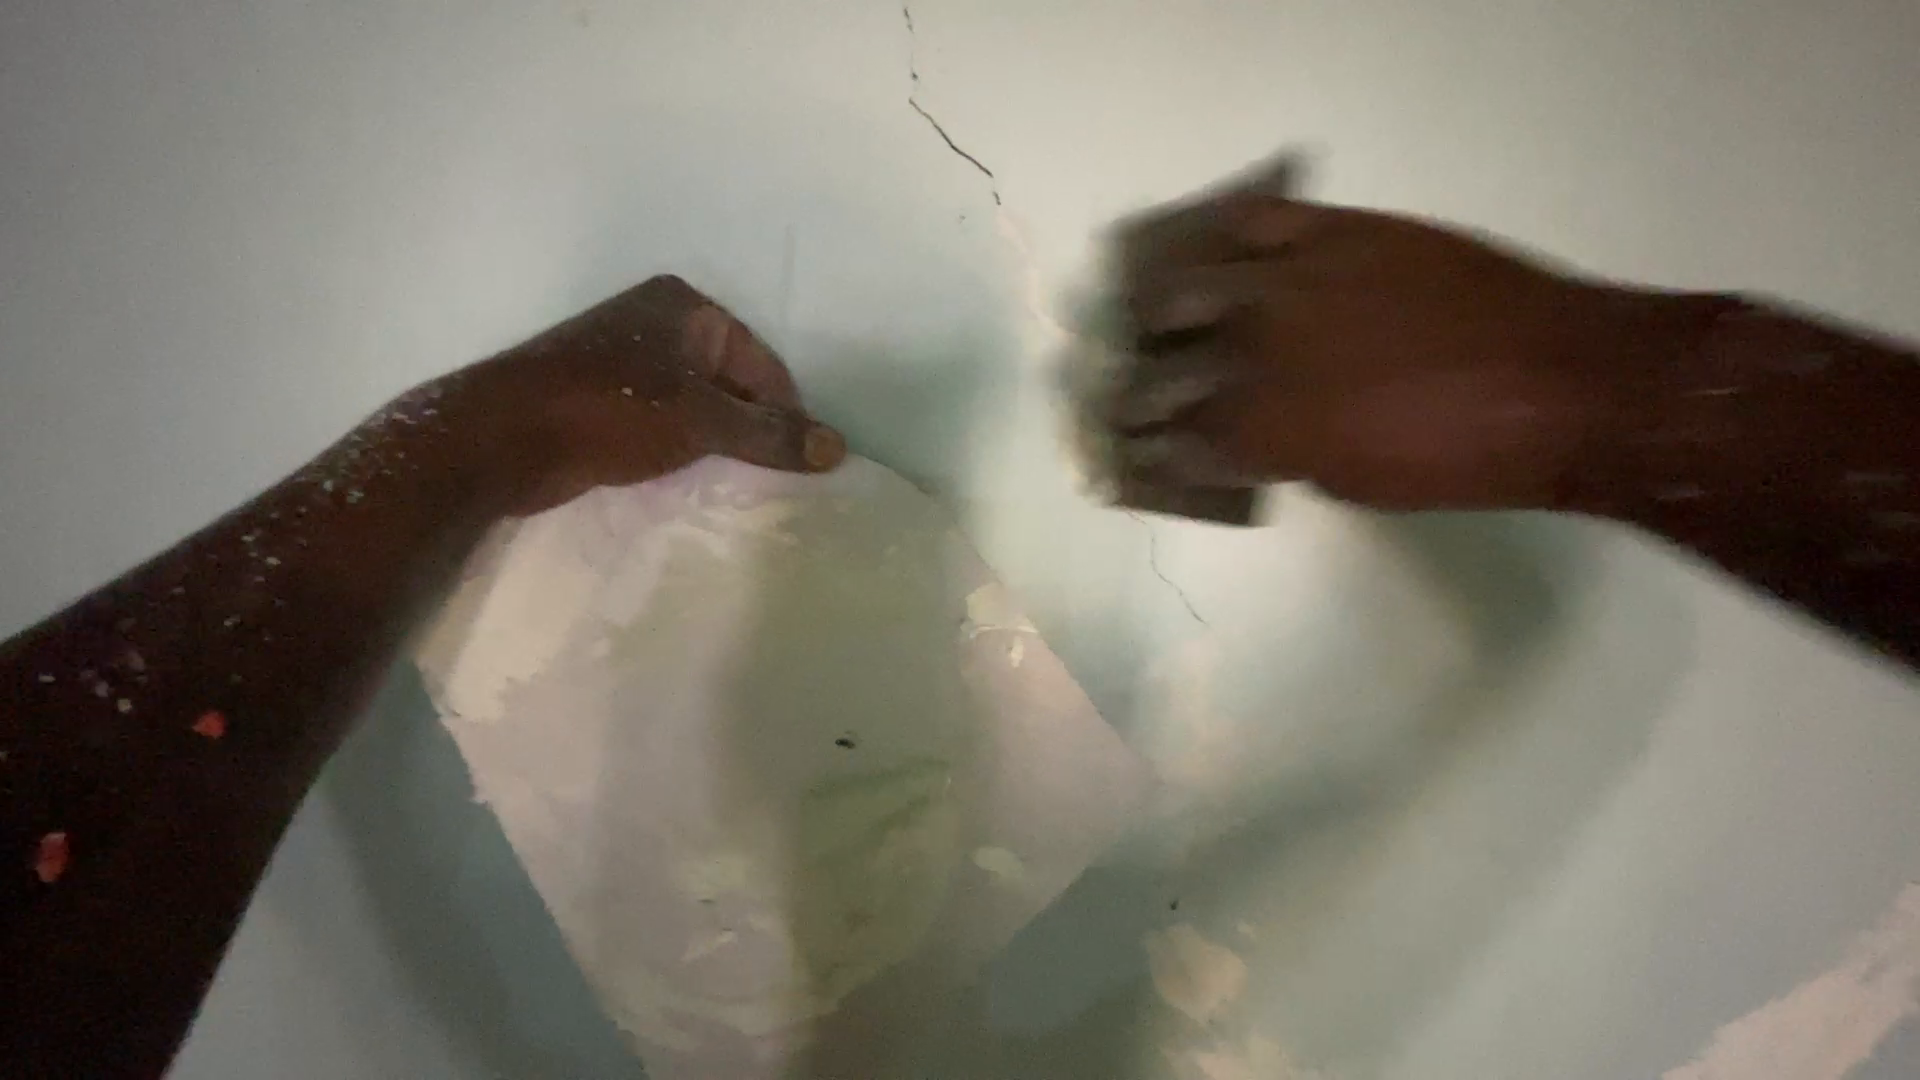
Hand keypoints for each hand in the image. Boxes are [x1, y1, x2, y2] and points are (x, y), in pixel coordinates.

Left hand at [464, 275, 845, 513]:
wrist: (502, 440)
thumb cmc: (611, 412)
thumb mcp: (703, 420)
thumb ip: (771, 434)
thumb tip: (838, 449)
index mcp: (689, 308)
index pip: (764, 364)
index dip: (784, 414)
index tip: (796, 463)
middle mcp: (662, 322)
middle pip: (736, 381)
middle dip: (752, 427)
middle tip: (768, 475)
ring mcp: (631, 357)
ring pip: (703, 401)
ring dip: (720, 439)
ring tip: (732, 478)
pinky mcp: (608, 393)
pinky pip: (671, 416)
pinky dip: (687, 442)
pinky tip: (692, 472)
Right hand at [1110, 190, 1656, 511]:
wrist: (1566, 386)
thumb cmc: (1456, 459)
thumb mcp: (1351, 482)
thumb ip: (1282, 457)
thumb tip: (1251, 437)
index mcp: (1264, 432)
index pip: (1174, 440)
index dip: (1144, 449)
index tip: (1124, 451)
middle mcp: (1260, 357)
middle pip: (1165, 371)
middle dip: (1131, 389)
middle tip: (1117, 393)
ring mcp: (1295, 288)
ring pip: (1190, 291)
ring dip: (1154, 311)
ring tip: (1142, 316)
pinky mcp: (1339, 237)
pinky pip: (1260, 221)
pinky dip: (1221, 230)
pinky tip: (1202, 241)